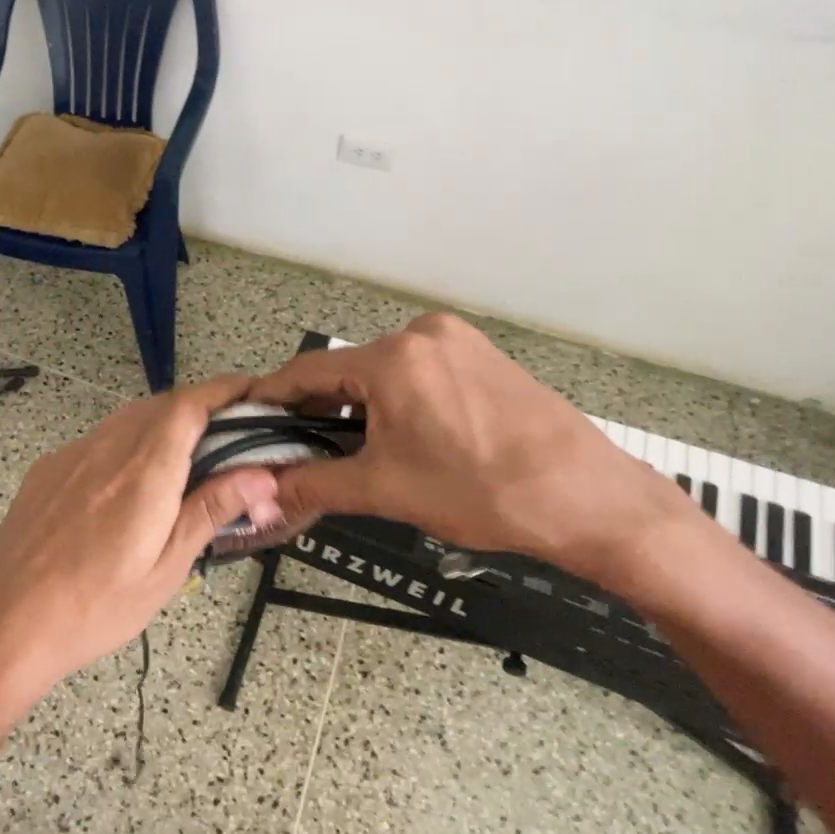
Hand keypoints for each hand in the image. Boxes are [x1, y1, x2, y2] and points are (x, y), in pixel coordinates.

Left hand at [0, 376, 280, 723]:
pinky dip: (125, 444)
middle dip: (198, 409)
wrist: (7, 622)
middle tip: (227, 437)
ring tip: (181, 460)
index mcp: (144, 473)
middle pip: (160, 405)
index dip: (224, 390)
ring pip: (126, 420)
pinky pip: (97, 440)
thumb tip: (263, 472)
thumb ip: (210, 511)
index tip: (252, 392)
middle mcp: (106, 449)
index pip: (189, 406)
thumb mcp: (165, 571)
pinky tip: (125, 485)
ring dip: (160, 424)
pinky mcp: (46, 469)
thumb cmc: (95, 607)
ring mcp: (70, 456)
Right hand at [250, 314, 688, 584]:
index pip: (306, 372)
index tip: (246, 422)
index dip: (270, 400)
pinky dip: (396, 400)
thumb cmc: (480, 492)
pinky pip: (419, 373)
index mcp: (392, 357)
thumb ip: (313, 484)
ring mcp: (458, 340)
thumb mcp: (385, 491)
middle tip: (297, 450)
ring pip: (382, 372)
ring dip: (357, 406)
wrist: (589, 500)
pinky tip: (401, 437)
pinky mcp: (484, 356)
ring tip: (349, 450)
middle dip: (317, 409)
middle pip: (345, 370)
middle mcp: (421, 333)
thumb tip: (260, 493)